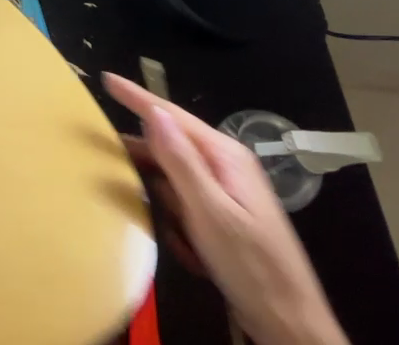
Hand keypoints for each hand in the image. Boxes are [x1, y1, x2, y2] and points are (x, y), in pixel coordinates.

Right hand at [104, 74, 348, 344]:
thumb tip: (154, 113)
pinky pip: (184, 201)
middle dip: (146, 161)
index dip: (138, 97)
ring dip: (165, 201)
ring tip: (168, 229)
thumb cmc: (251, 267)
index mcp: (225, 156)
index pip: (172, 116)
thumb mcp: (210, 213)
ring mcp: (226, 190)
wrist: (291, 324)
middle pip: (169, 144)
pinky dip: (177, 222)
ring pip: (174, 176)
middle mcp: (225, 165)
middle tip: (110, 162)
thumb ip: (181, 161)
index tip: (107, 78)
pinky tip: (188, 249)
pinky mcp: (223, 213)